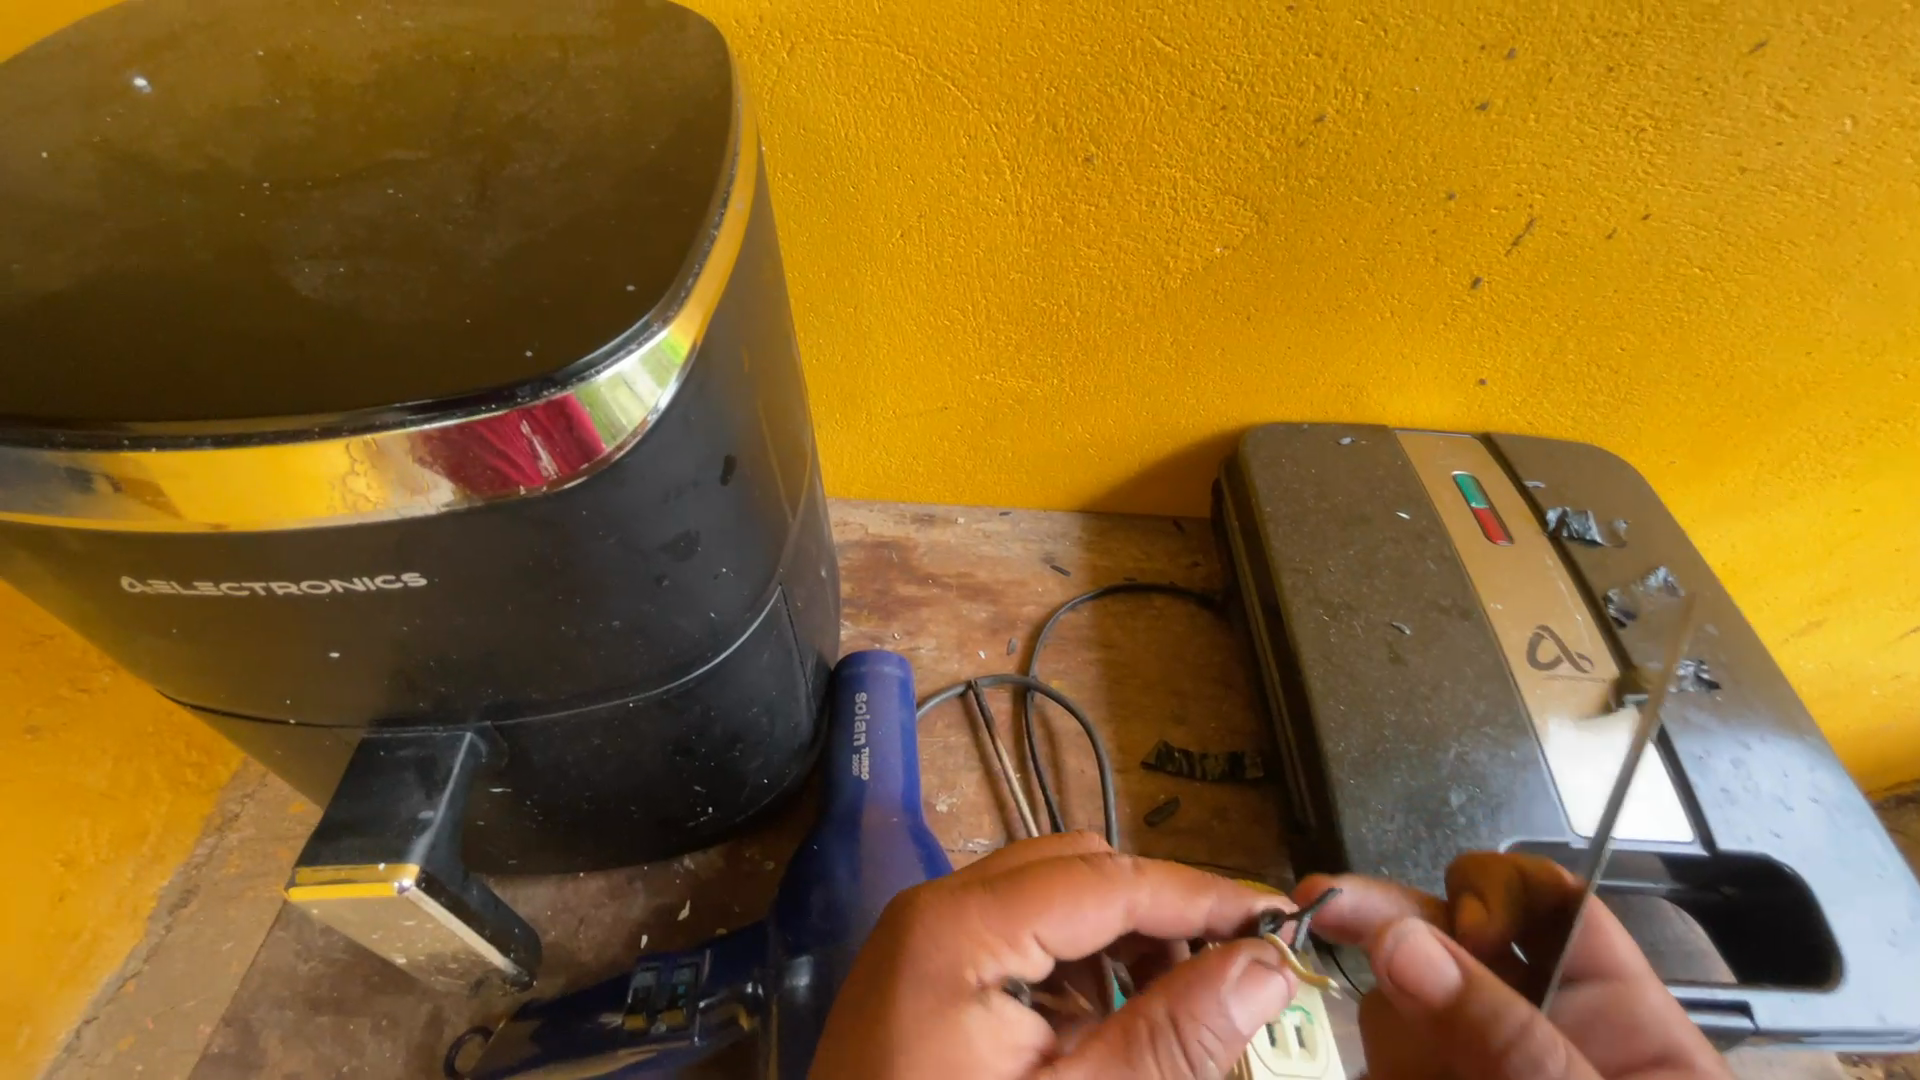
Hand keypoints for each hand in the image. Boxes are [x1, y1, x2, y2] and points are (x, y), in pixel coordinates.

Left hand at [810, 832, 1300, 1078]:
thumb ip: (1171, 1036)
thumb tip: (1265, 966)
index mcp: (962, 925)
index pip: (1106, 878)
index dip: (1199, 894)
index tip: (1277, 916)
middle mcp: (939, 902)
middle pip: (1075, 869)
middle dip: (1156, 912)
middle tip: (1227, 971)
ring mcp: (925, 930)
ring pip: (1049, 893)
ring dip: (1118, 936)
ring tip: (1168, 1005)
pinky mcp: (925, 963)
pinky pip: (1017, 932)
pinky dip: (1072, 963)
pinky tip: (1100, 1025)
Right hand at [1296, 854, 1730, 1079]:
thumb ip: (1511, 1039)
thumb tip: (1399, 937)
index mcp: (1613, 1019)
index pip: (1554, 908)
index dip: (1501, 893)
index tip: (1464, 927)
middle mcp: (1532, 1019)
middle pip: (1455, 924)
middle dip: (1390, 908)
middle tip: (1320, 901)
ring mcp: (1469, 1050)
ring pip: (1404, 972)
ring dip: (1372, 970)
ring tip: (1345, 965)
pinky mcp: (1419, 1074)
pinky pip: (1381, 1031)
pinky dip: (1360, 1026)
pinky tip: (1351, 1025)